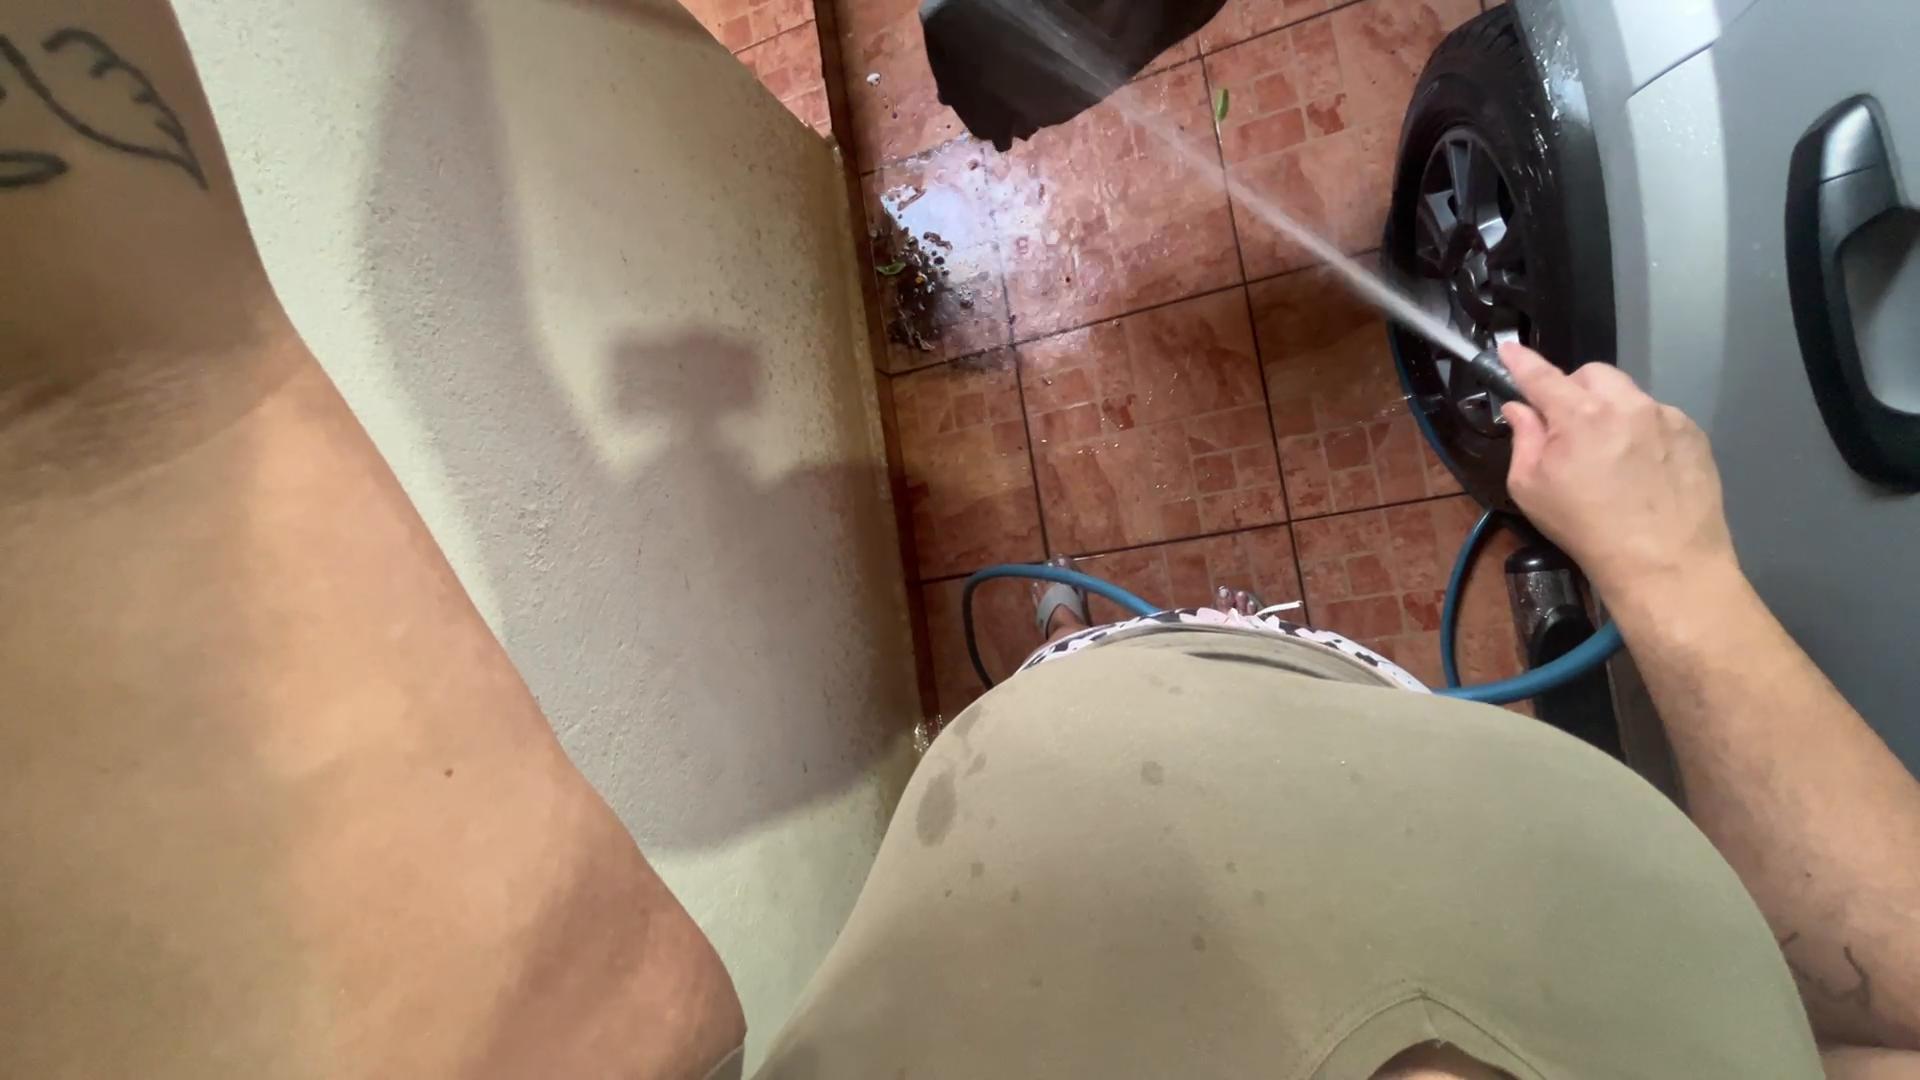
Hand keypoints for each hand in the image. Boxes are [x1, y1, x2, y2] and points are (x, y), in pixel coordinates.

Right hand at [1499, 344, 1737, 604]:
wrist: (1662, 557)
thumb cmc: (1581, 523)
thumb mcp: (1529, 486)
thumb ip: (1524, 439)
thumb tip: (1521, 410)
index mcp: (1580, 416)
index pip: (1543, 376)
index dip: (1521, 361)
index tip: (1507, 348)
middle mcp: (1627, 405)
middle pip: (1592, 374)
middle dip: (1571, 389)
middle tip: (1559, 424)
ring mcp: (1666, 417)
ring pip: (1626, 395)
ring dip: (1605, 410)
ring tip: (1601, 453)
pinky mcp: (1693, 434)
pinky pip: (1654, 417)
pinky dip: (1635, 429)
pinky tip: (1633, 466)